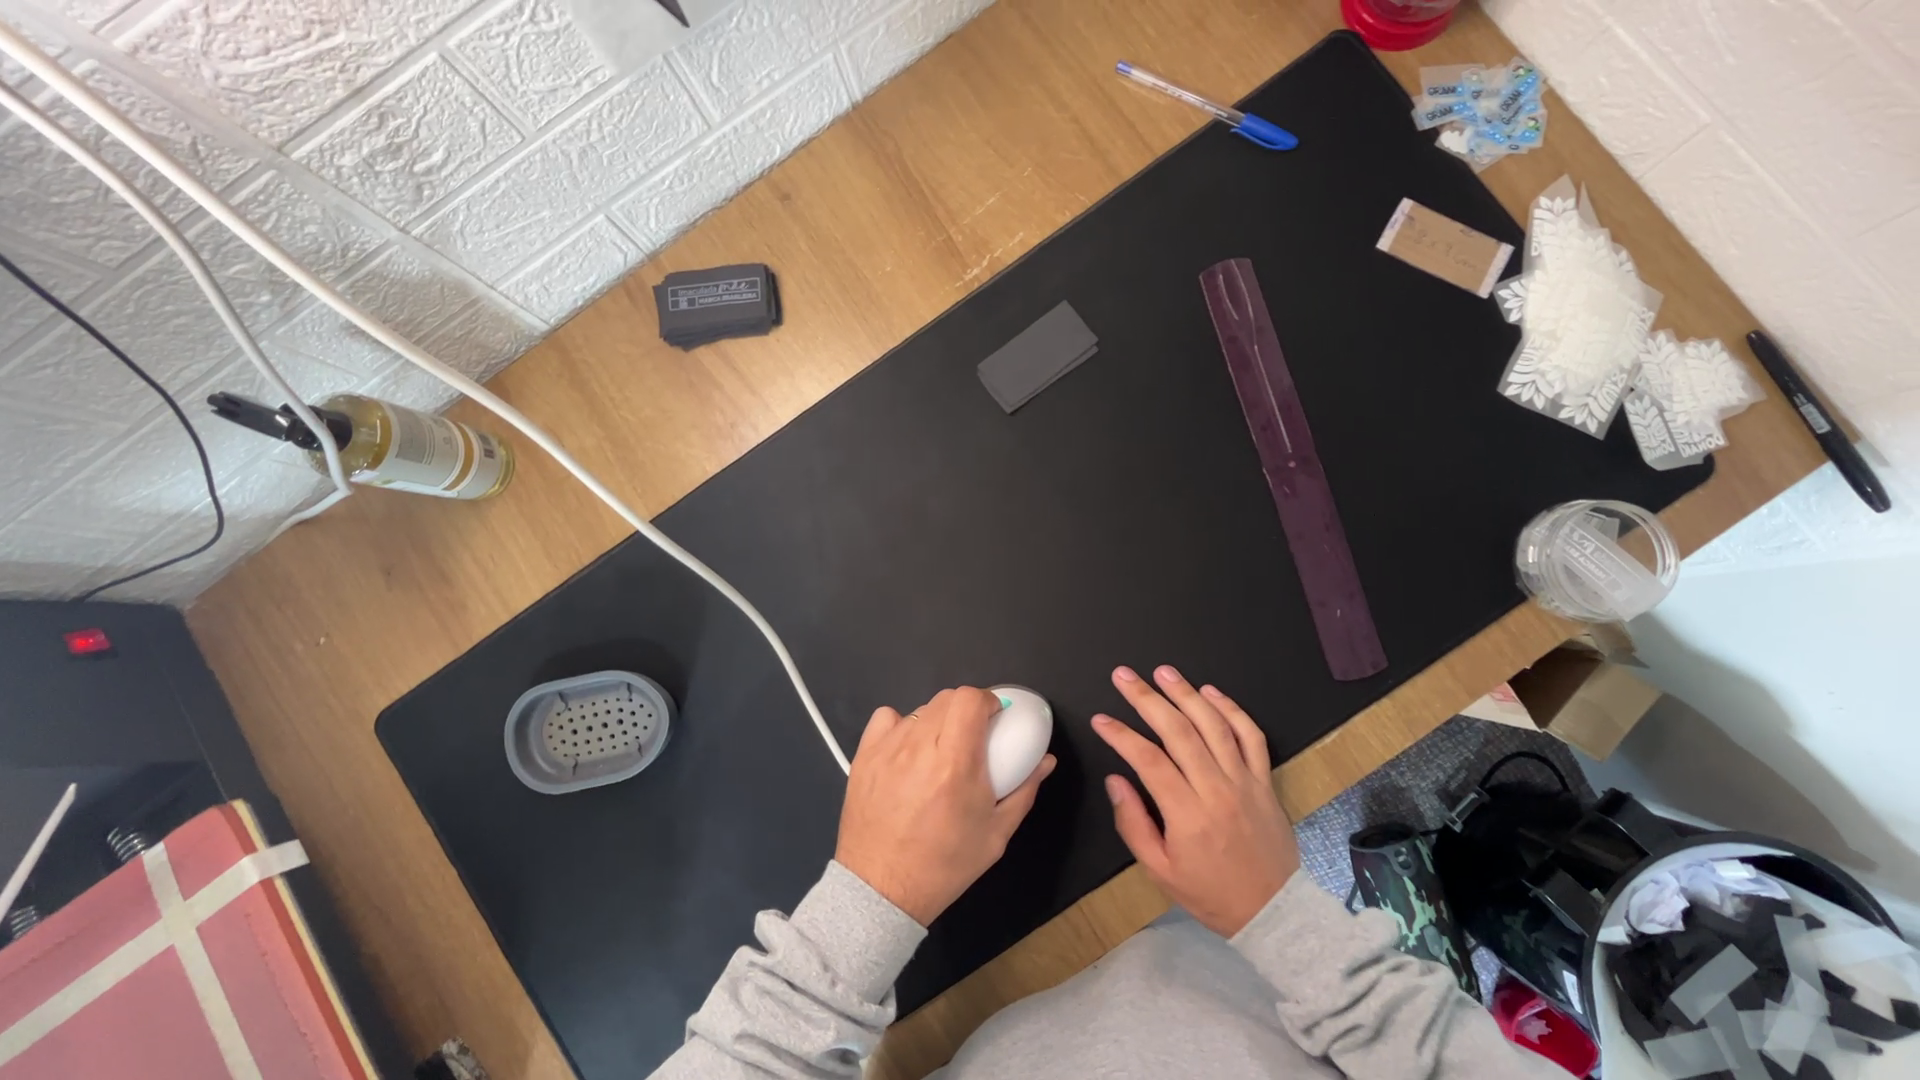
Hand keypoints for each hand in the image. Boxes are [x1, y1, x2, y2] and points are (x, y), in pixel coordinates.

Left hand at [836, 686, 1055, 925]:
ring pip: (919, 708)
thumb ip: (1024, 790)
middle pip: (946, 698)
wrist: (882, 889)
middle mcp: (918, 748)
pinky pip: (886, 718)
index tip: (996, 718)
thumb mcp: (996, 834)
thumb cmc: (946, 864)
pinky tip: (908, 749)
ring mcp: (887, 750)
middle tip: (975, 735)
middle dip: (966, 708)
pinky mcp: (864, 756)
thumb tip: (1045, 761)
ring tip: (941, 749)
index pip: (969, 700)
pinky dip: (902, 725)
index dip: (987, 700)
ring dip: (938, 719)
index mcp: (955, 764)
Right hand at [1092, 665, 1298, 937]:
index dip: (1120, 735)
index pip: (1147, 760)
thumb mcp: (1160, 870)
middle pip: (1178, 731)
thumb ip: (1133, 823)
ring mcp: (1245, 781)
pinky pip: (1251, 736)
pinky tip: (1211, 692)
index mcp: (1187, 814)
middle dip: (1146, 698)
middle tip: (1124, 676)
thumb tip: (1116, 780)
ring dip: (1186, 693)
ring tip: (1163, 672)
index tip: (1100, 720)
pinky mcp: (1265, 780)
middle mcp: (1216, 789)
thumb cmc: (1210, 894)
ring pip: (1214, 725)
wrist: (1274, 911)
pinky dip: (1231, 710)